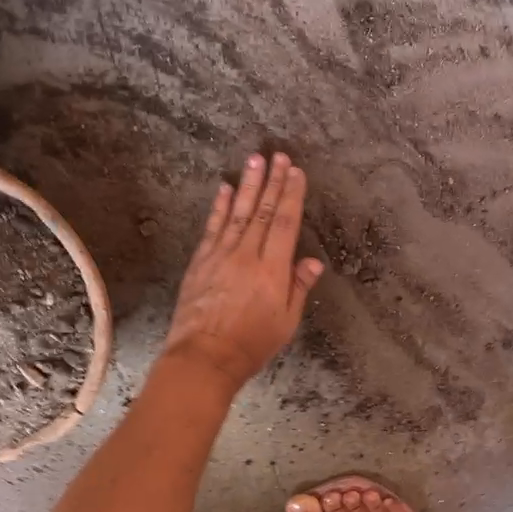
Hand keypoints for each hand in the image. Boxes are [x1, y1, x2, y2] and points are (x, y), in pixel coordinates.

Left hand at [164, 153, 325, 387]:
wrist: (205, 356)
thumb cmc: (252, 345)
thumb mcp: (286, 322)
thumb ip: (298, 289)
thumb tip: (311, 263)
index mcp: (273, 270)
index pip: (285, 223)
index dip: (292, 195)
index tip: (296, 172)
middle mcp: (247, 255)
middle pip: (263, 211)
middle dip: (272, 182)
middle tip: (278, 156)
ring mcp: (221, 255)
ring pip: (238, 213)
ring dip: (248, 185)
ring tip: (255, 160)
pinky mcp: (201, 261)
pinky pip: (213, 227)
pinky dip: (220, 206)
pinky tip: (225, 189)